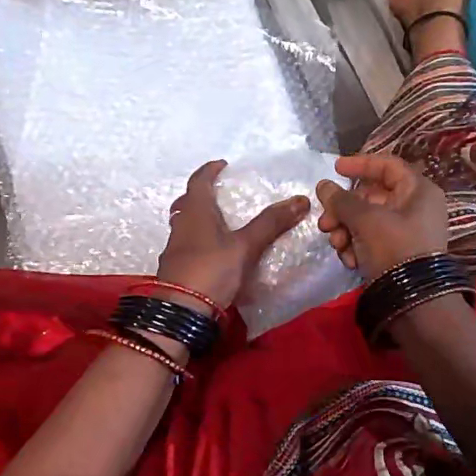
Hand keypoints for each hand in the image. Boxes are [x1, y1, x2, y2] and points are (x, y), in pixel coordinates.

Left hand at [156, 159, 309, 309]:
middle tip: (218, 194)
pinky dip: (198, 242)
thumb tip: (300, 199)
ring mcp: (174, 249)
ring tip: (218, 224)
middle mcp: (180, 226)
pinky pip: (186, 246)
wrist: (181, 310)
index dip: (209, 170)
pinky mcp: (175, 270)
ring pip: (184, 225)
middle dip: (201, 195)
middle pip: (186, 203)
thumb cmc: (212, 270)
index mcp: (195, 212)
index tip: (221, 165)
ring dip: (198, 220)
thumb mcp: (246, 246)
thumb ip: (271, 223)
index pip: (198, 181)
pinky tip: (211, 252)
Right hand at [316, 154, 449, 279]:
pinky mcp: (398, 253)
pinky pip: (372, 241)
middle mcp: (415, 208)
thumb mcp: (366, 220)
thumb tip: (323, 185)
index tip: (335, 169)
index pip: (388, 166)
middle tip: (325, 223)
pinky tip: (349, 260)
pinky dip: (357, 247)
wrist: (414, 300)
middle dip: (344, 210)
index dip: (360, 164)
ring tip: (336, 245)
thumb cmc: (395, 248)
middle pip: (372, 197)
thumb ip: (341, 200)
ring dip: (346, 231)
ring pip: (367, 221)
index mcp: (418, 191)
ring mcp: (407, 232)